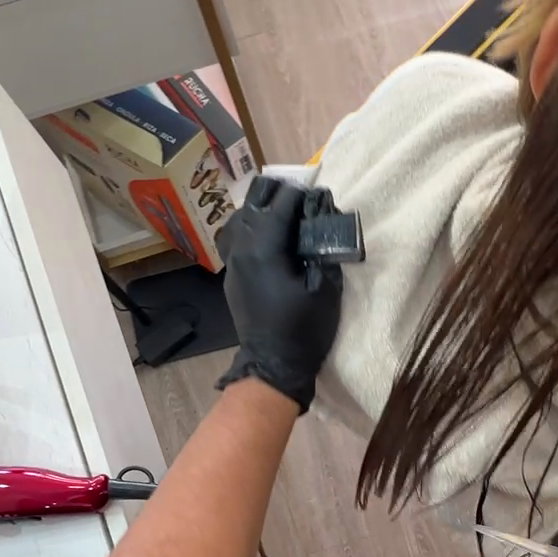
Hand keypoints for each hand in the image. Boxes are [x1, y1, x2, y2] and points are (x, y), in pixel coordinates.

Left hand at [214, 176, 343, 412]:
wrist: (274, 365)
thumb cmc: (304, 330)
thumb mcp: (326, 290)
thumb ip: (324, 251)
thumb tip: (324, 226)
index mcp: (265, 249)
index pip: (280, 206)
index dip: (299, 195)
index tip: (315, 191)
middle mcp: (243, 249)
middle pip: (253, 205)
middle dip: (275, 195)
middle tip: (297, 196)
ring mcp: (233, 264)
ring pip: (240, 221)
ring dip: (260, 212)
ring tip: (280, 214)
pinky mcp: (232, 278)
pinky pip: (237, 241)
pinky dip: (251, 230)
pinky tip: (267, 238)